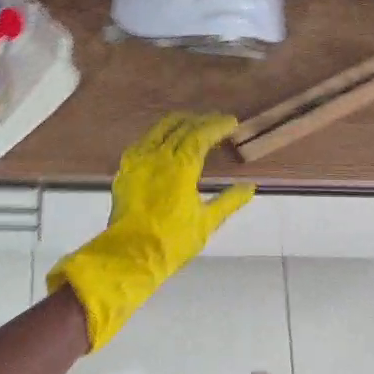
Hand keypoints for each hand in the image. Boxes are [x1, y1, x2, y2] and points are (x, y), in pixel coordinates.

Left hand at [45, 113, 254, 350]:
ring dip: (178, 123)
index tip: (231, 122)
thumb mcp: (207, 222)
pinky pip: (142, 142)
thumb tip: (249, 186)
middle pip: (180, 127)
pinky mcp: (125, 169)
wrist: (130, 253)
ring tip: (192, 124)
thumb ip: (229, 201)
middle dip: (200, 120)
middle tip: (216, 121)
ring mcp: (137, 160)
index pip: (201, 135)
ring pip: (158, 130)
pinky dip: (157, 135)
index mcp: (180, 166)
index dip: (217, 126)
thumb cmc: (172, 240)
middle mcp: (157, 155)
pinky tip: (163, 140)